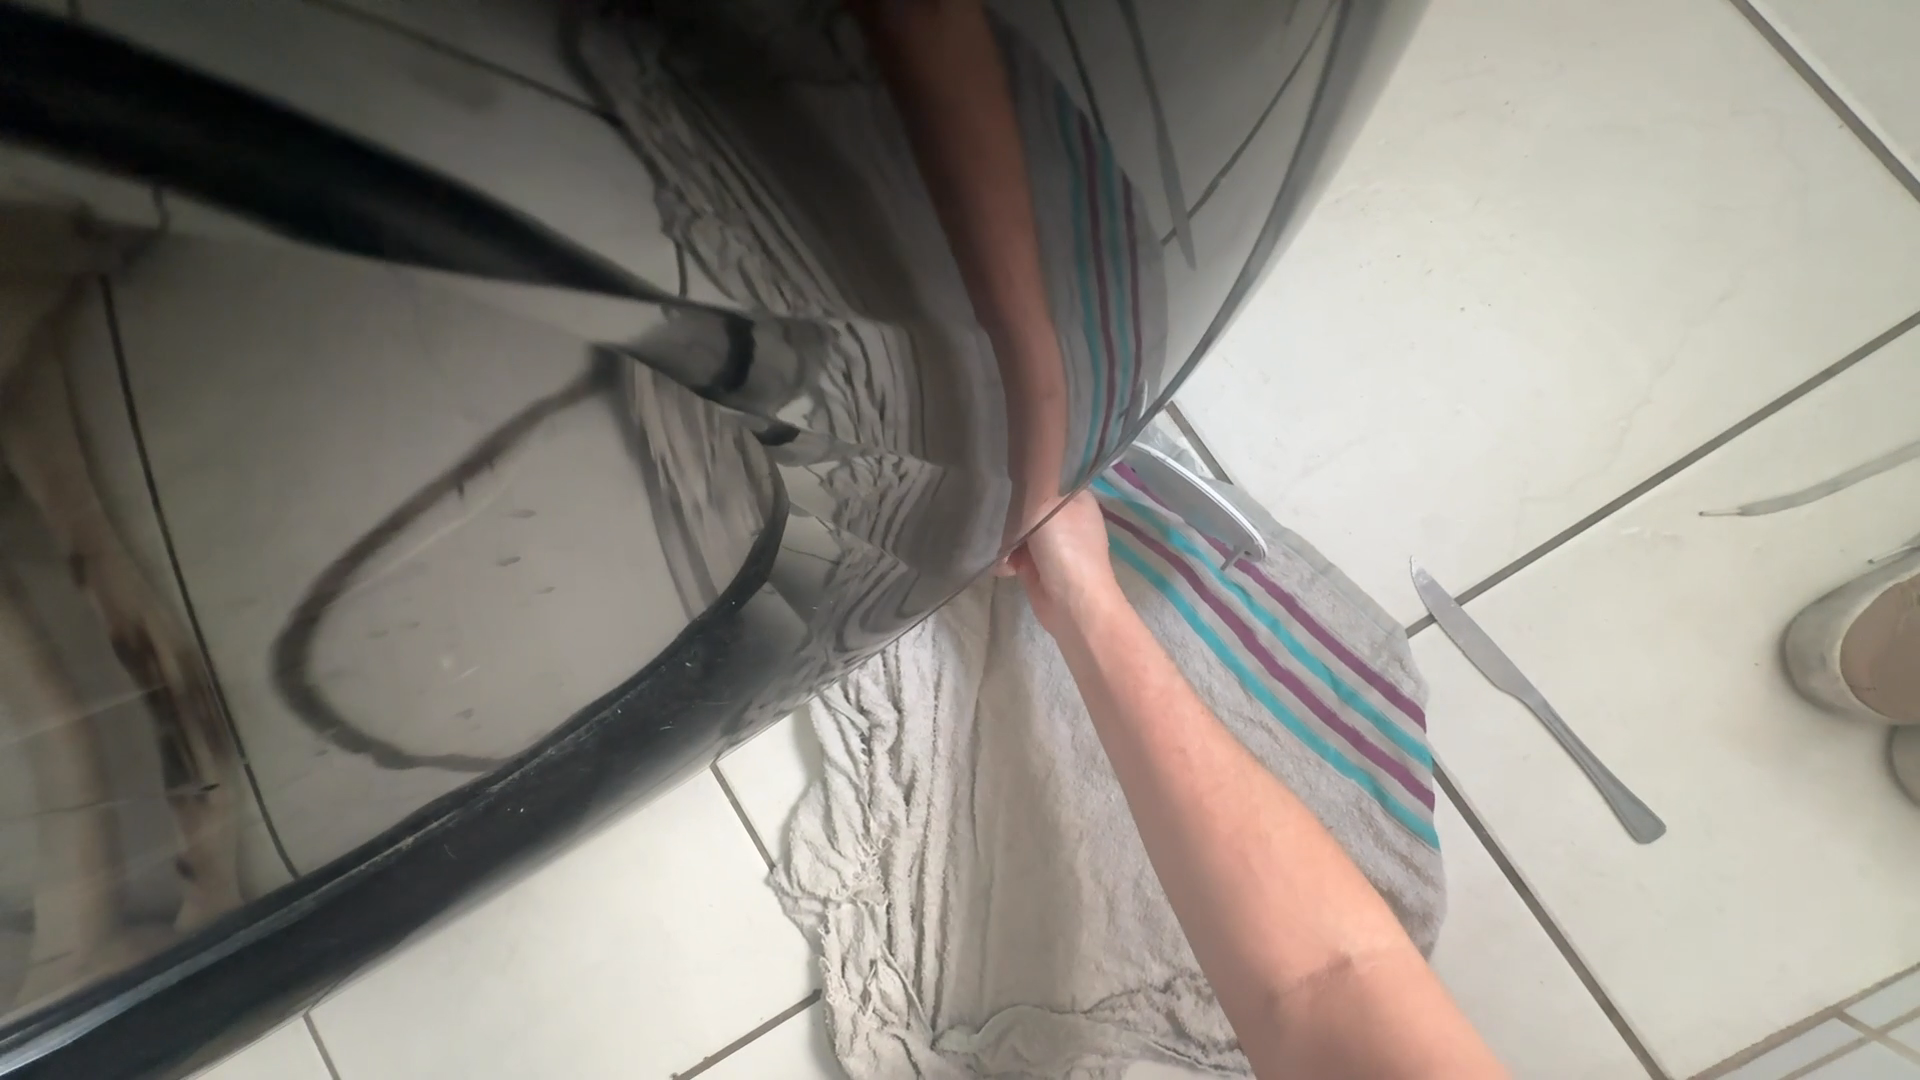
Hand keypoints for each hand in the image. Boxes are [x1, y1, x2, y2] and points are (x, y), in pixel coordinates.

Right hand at [1001, 491, 1121, 635]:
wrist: (1073, 602)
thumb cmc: (1065, 548)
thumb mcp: (1044, 508)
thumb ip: (1028, 496)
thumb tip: (1018, 502)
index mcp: (1078, 501)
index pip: (1049, 482)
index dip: (1028, 484)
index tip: (1007, 484)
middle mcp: (1068, 521)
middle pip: (1030, 510)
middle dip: (1012, 516)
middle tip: (997, 516)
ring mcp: (1054, 547)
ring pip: (1020, 534)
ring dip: (1006, 542)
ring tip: (1000, 544)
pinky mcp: (1039, 569)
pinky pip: (1015, 557)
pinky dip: (1006, 561)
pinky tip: (1002, 565)